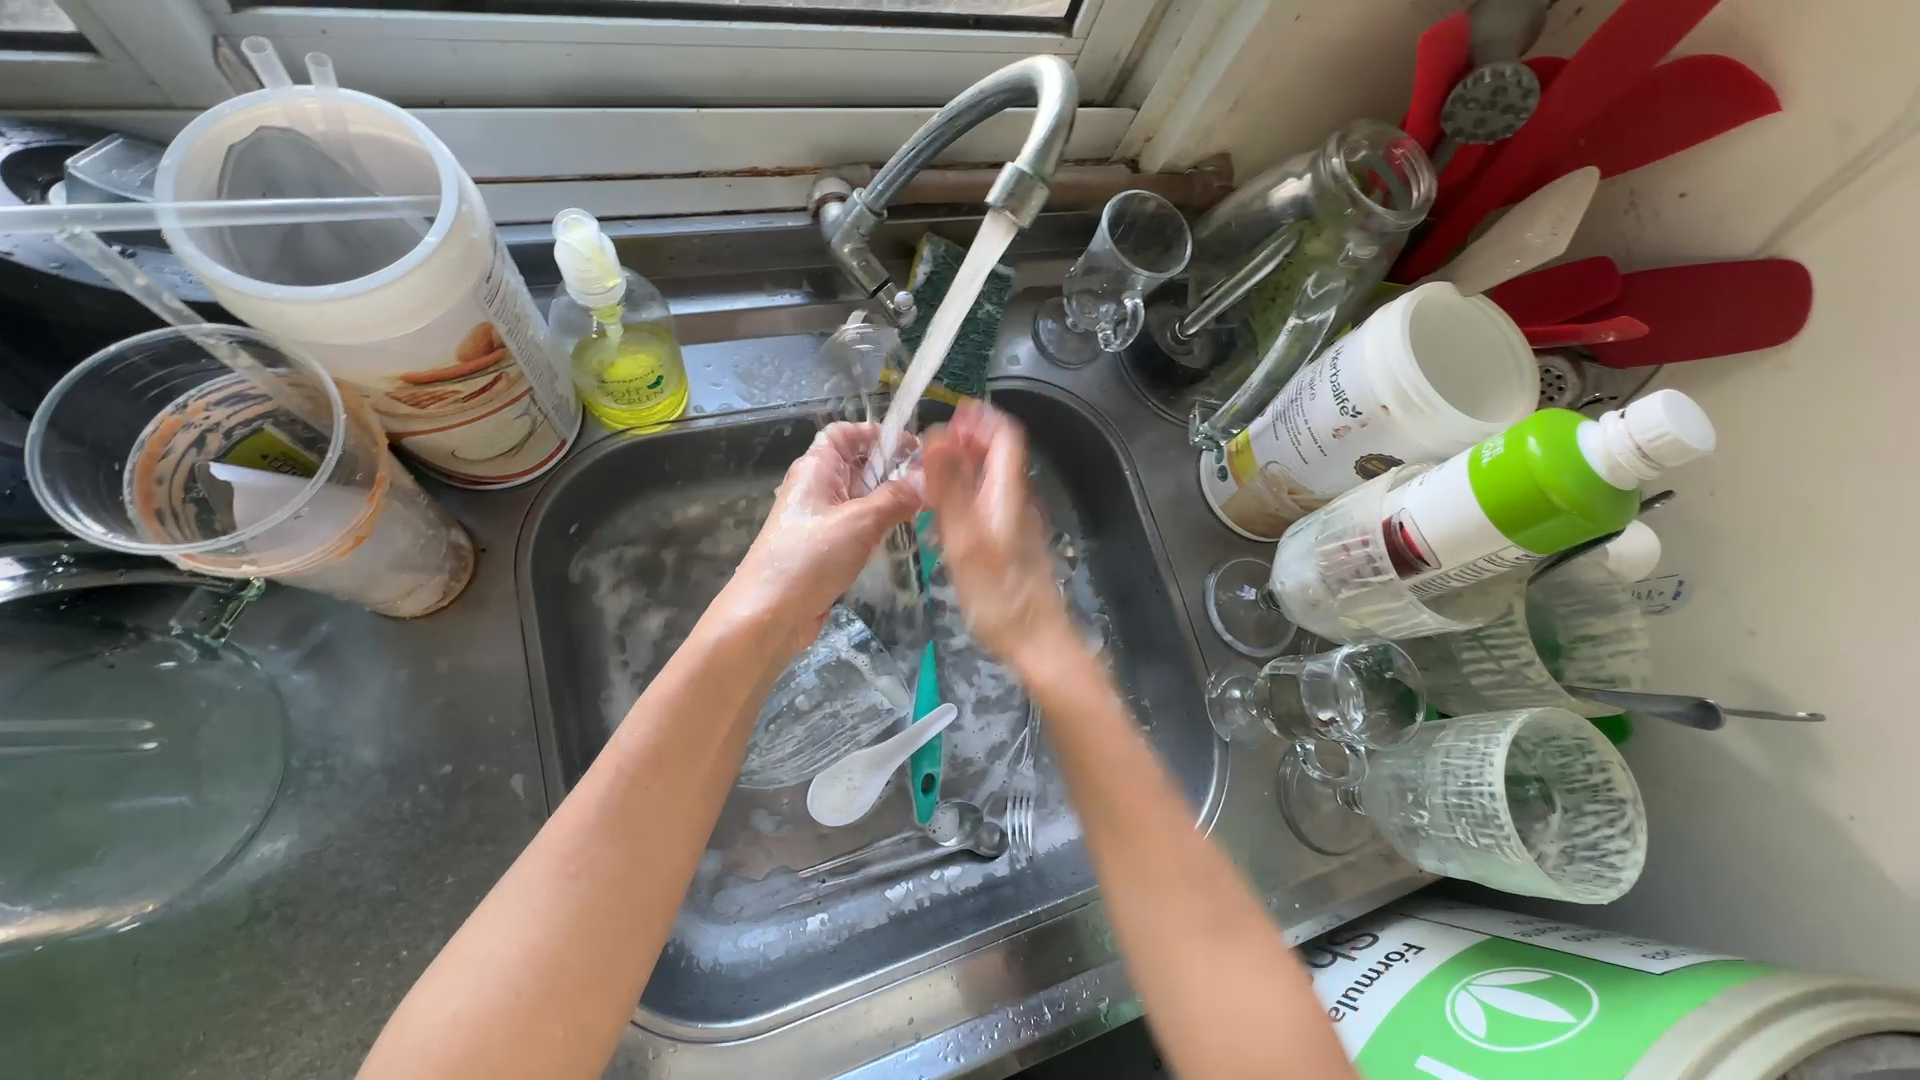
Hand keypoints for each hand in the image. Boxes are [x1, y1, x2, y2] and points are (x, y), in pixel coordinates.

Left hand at [725, 422, 922, 652]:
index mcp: (816, 469)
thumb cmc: (809, 558)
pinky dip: (877, 526)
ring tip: (924, 508)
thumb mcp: (859, 522)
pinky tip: (900, 536)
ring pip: (858, 499)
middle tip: (930, 482)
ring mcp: (819, 521)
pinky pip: (855, 527)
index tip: (911, 447)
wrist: (768, 613)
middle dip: (890, 469)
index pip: (843, 434)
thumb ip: (895, 499)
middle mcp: (815, 488)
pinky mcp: (824, 549)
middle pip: (855, 465)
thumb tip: (925, 480)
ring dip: (887, 500)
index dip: (875, 434)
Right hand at [919, 402, 1074, 665]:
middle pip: (997, 458)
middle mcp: (1016, 503)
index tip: (950, 417)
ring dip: (962, 473)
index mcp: (1008, 493)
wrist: (1035, 642)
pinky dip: (963, 502)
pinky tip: (942, 522)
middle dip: (965, 444)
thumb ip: (950, 487)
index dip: (981, 420)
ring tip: (928, 481)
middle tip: (929, 451)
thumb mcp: (966, 538)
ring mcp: (1014, 526)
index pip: (1005, 437)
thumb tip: (937, 435)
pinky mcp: (1009, 549)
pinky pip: (985, 510)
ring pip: (990, 485)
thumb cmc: (998, 594)